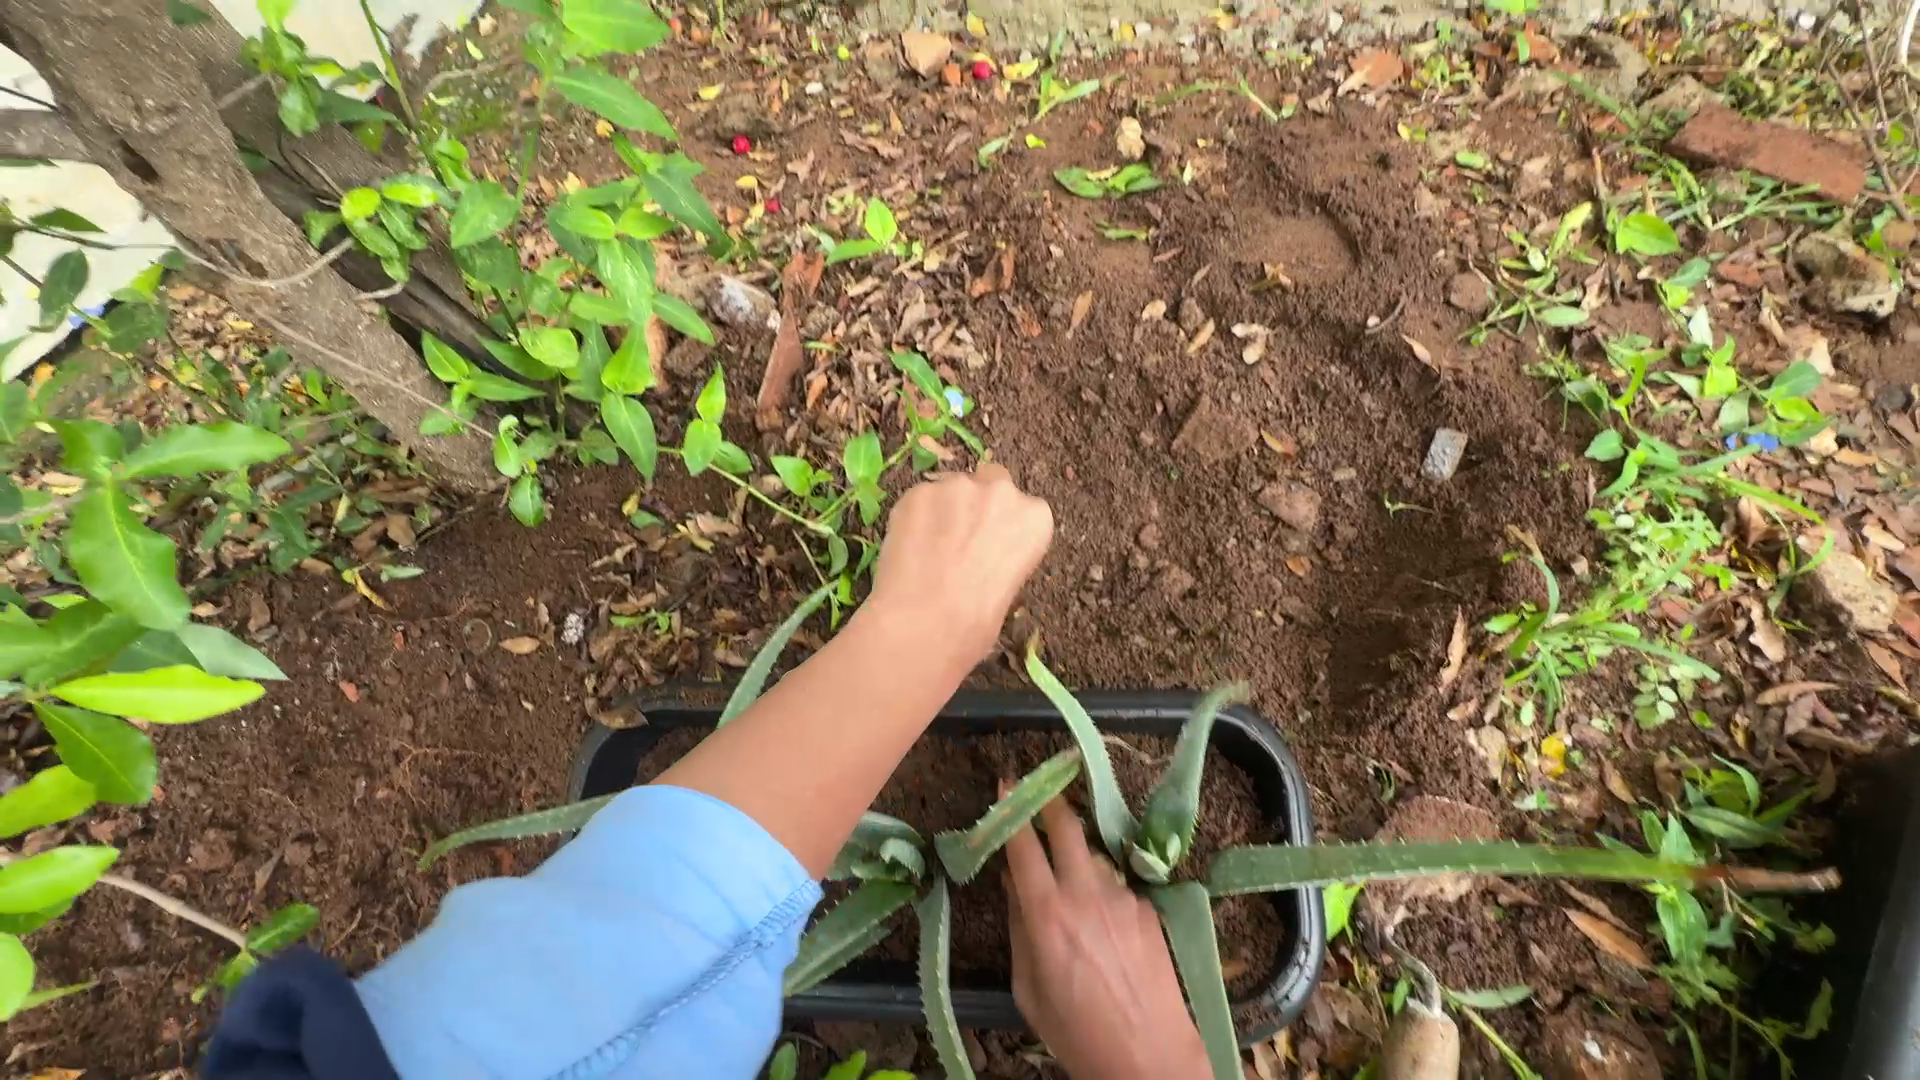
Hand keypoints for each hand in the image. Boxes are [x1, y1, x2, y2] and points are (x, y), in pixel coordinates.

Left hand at [862, 463, 1052, 663]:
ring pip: (951, 489)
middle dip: (977, 504)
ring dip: (943, 509)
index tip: (990, 545)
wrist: (925, 622)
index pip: (1024, 508)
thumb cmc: (976, 623)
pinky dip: (914, 517)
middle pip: (991, 482)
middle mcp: (1001, 492)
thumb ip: (1002, 556)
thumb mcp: (1009, 591)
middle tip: (958, 538)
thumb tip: (981, 557)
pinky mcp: (918, 491)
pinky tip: (907, 547)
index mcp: (1035, 518)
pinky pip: (919, 499)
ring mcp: (956, 487)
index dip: (1003, 526)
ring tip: (927, 547)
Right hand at [1004, 796, 1209, 1079]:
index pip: (1024, 846)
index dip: (1012, 811)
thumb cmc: (1075, 1033)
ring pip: (1094, 857)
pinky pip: (1117, 887)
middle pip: (1068, 827)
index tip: (1005, 786)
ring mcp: (1122, 898)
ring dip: (1079, 858)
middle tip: (1041, 793)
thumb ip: (1019, 927)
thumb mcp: (1028, 989)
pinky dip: (1104, 893)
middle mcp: (1085, 894)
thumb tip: (1014, 882)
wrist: (1150, 1061)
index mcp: (1047, 914)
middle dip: (1051, 802)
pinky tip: (1106, 928)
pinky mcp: (1148, 909)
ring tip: (1075, 890)